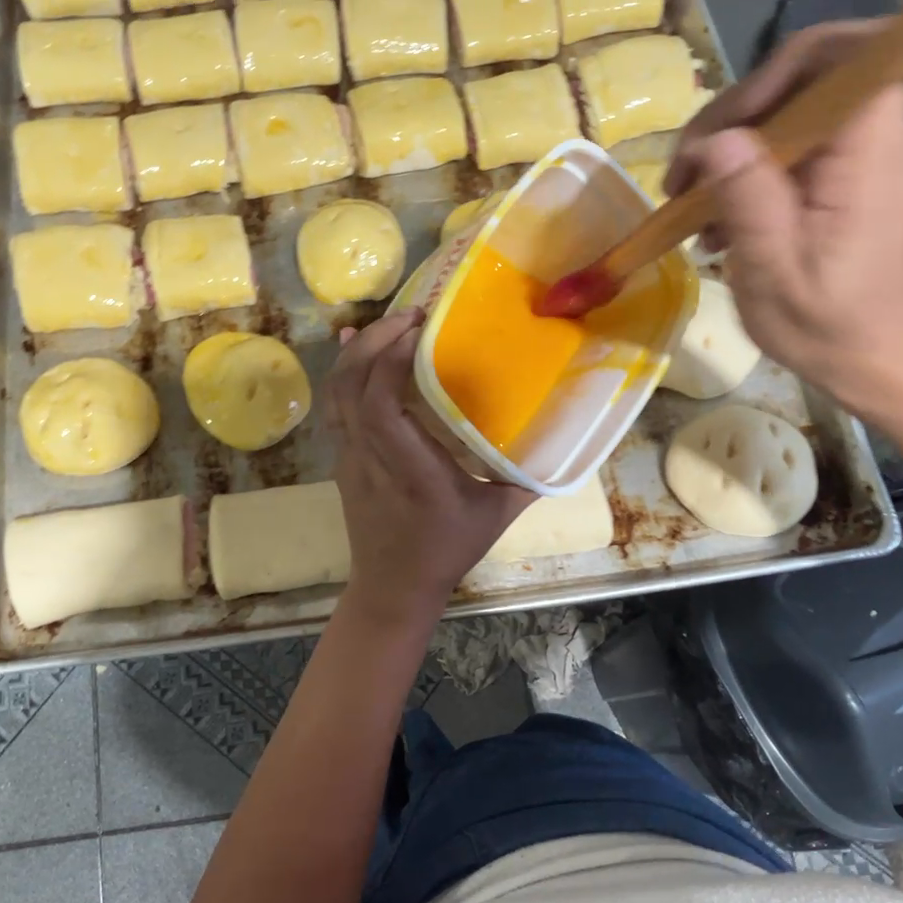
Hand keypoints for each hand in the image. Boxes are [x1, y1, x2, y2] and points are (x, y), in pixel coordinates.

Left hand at [326, 311, 535, 624]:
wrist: (393, 587)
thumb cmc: (446, 552)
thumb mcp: (496, 516)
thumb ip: (527, 476)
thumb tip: (566, 435)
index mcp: (411, 471)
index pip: (380, 404)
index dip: (390, 358)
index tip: (421, 329)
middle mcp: (371, 458)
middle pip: (351, 387)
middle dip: (376, 341)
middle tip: (414, 315)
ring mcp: (349, 458)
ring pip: (336, 394)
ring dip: (358, 353)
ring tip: (389, 325)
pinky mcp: (342, 460)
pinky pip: (335, 407)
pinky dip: (345, 373)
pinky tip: (356, 347)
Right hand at [667, 20, 902, 404]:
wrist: (878, 355)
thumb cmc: (827, 322)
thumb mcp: (773, 267)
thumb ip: (748, 195)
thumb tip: (715, 141)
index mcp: (869, 144)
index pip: (838, 52)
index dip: (772, 75)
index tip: (723, 129)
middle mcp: (880, 130)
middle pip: (803, 80)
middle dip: (733, 120)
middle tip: (682, 177)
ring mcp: (868, 150)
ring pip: (794, 113)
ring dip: (734, 151)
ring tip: (691, 207)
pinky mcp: (853, 173)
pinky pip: (799, 147)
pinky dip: (752, 173)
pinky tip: (719, 221)